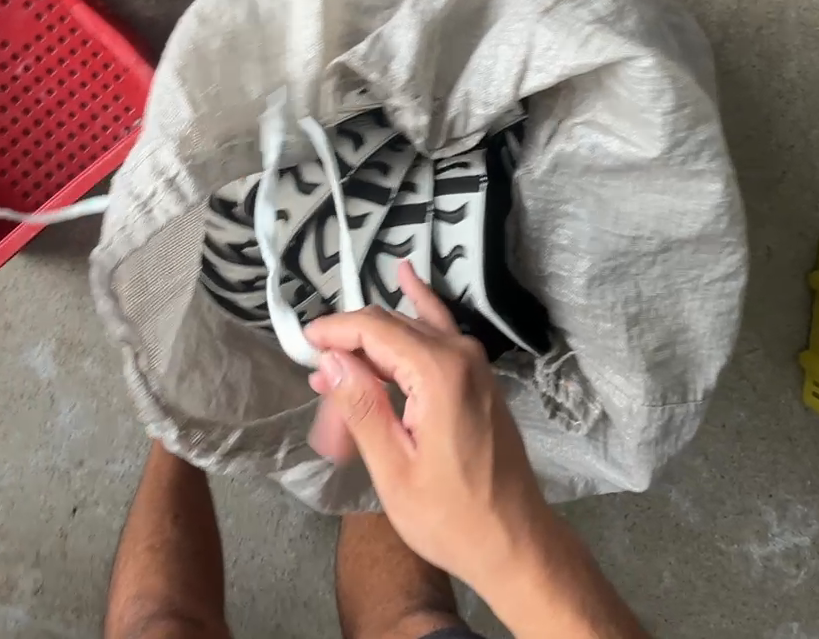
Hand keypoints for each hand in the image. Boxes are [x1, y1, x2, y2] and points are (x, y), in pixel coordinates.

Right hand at [303, 263, 554, 589]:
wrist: (516, 540)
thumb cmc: (452, 516)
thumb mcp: (394, 471)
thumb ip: (362, 407)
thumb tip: (331, 359)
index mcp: (439, 372)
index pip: (374, 329)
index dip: (334, 332)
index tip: (302, 345)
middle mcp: (461, 352)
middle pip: (391, 325)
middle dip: (349, 349)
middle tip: (319, 387)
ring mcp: (474, 360)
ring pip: (411, 329)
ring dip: (372, 346)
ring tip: (338, 370)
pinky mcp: (478, 372)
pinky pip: (438, 330)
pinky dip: (418, 307)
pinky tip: (406, 278)